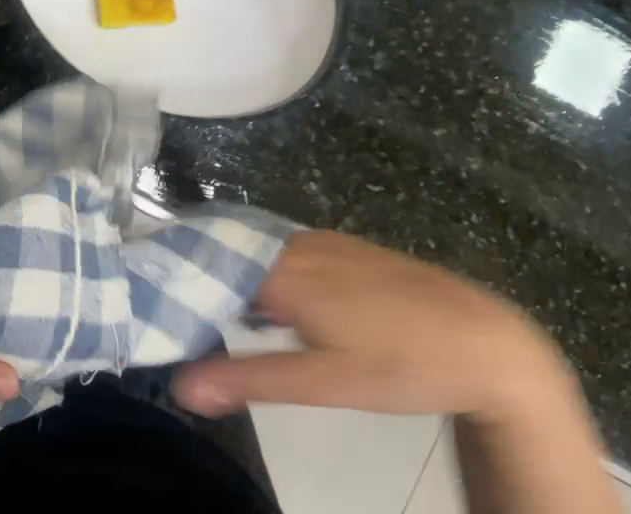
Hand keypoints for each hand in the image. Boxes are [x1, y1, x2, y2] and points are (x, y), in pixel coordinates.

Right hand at [172, 230, 577, 423]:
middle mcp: (296, 244)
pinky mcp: (346, 250)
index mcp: (282, 269)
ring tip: (198, 306)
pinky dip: (260, 270)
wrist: (489, 342)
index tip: (141, 298)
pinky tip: (262, 302)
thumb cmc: (403, 363)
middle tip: (161, 306)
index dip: (171, 278)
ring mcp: (324, 243)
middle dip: (194, 276)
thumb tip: (180, 387)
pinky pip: (284, 251)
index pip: (205, 262)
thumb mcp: (324, 381)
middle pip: (227, 251)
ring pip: (256, 251)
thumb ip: (249, 379)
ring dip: (228, 274)